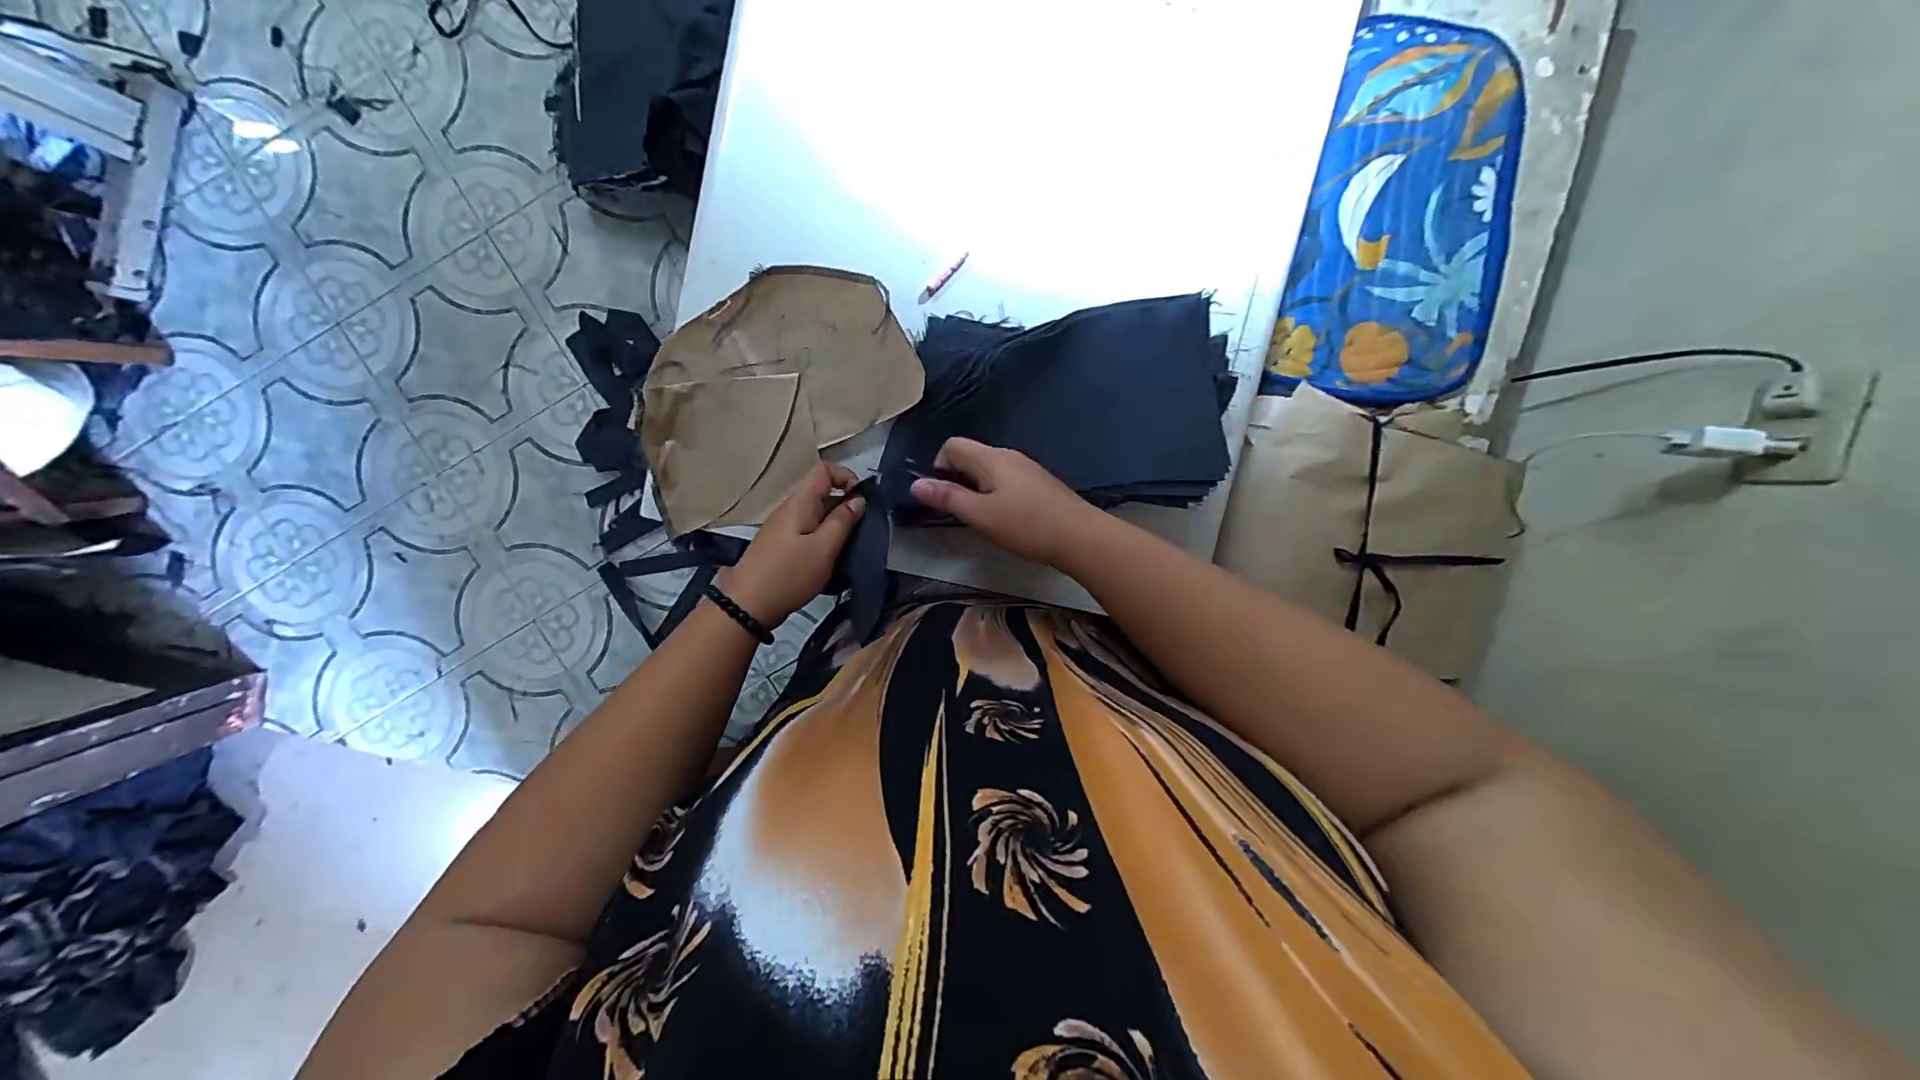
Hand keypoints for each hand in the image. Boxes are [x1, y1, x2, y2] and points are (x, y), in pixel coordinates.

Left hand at [718, 462, 864, 627]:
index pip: (824, 470)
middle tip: (862, 533)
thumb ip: (843, 521)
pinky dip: (824, 541)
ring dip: (837, 528)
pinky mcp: (782, 546)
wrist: (748, 605)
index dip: (846, 477)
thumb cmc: (789, 574)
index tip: (862, 501)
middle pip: (823, 494)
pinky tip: (831, 562)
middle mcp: (790, 510)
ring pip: (818, 516)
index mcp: (800, 503)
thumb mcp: (824, 548)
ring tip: (849, 550)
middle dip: (846, 508)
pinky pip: (809, 533)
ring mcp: (784, 528)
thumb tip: (858, 500)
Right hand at [909, 438, 1102, 565]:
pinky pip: (1007, 479)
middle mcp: (1008, 455)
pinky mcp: (1040, 483)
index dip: (938, 466)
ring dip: (977, 487)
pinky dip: (996, 492)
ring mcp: (1027, 468)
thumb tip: (916, 484)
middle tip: (959, 510)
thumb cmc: (1026, 525)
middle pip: (971, 455)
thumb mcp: (980, 515)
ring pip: (990, 469)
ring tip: (981, 517)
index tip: (941, 495)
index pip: (952, 445)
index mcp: (990, 458)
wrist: (1079, 536)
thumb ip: (948, 498)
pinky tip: (1006, 518)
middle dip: (957, 478)